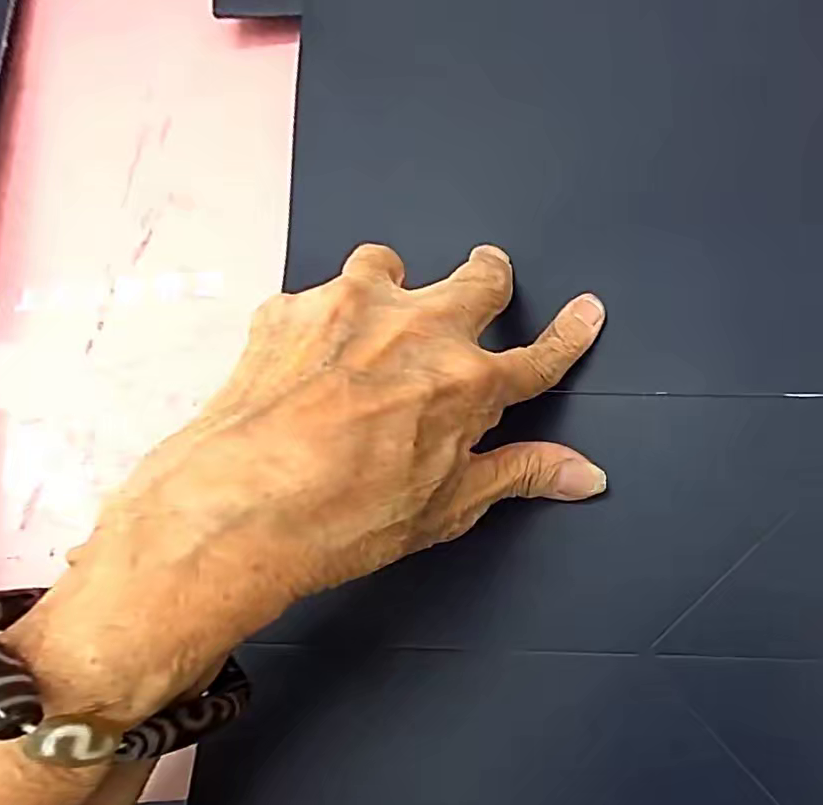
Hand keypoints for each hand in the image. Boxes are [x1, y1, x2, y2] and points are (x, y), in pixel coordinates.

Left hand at [0, 243, 607, 727]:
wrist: (235, 511)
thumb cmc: (348, 518)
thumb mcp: (448, 505)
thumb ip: (521, 474)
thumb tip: (585, 475)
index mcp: (467, 384)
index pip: (539, 356)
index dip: (570, 336)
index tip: (588, 312)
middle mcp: (418, 330)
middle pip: (479, 279)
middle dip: (490, 282)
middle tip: (481, 296)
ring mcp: (351, 309)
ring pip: (394, 267)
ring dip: (399, 292)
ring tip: (379, 334)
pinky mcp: (292, 308)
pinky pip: (324, 295)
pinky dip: (332, 320)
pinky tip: (315, 365)